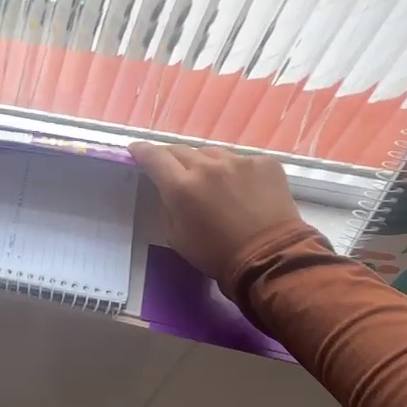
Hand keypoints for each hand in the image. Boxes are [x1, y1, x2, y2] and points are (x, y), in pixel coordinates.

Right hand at [129, 142, 303, 280]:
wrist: (270, 257)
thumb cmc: (215, 253)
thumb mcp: (175, 235)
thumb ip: (167, 205)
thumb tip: (168, 188)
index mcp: (181, 187)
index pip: (154, 157)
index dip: (142, 151)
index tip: (135, 149)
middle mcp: (208, 167)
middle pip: (180, 150)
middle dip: (170, 157)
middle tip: (171, 169)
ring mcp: (239, 162)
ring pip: (211, 153)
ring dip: (204, 164)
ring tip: (210, 182)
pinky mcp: (265, 163)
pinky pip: (240, 160)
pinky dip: (233, 171)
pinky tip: (239, 189)